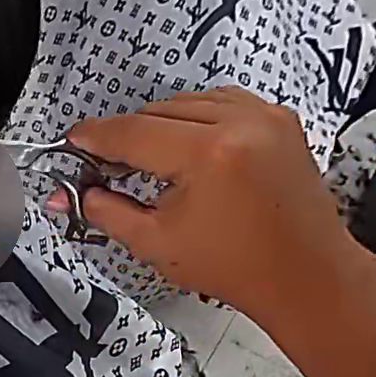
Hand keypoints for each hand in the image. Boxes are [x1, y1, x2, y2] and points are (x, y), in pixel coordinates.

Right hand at [53, 88, 368, 321]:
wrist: (301, 274)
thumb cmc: (238, 266)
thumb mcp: (154, 243)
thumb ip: (106, 211)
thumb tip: (76, 193)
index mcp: (209, 154)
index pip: (132, 131)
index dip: (95, 136)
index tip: (75, 140)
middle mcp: (242, 123)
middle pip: (156, 112)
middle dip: (125, 137)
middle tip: (104, 167)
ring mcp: (265, 117)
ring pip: (186, 102)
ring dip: (157, 127)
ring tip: (144, 162)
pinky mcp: (278, 120)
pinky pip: (220, 102)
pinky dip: (192, 120)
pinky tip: (181, 148)